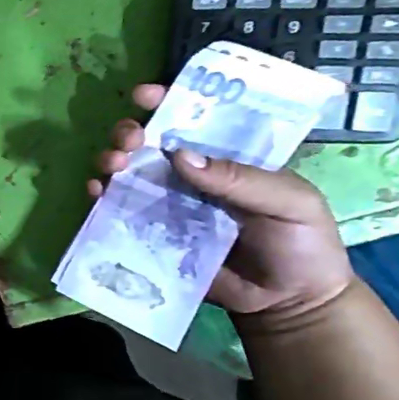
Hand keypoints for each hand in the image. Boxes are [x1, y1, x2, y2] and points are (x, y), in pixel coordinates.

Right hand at [91, 84, 353, 327]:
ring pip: (130, 172)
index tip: (144, 95)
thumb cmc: (301, 243)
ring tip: (112, 165)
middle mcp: (192, 174)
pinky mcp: (156, 236)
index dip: (167, 100)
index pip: (194, 117)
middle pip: (151, 141)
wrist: (291, 304)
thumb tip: (179, 156)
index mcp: (227, 154)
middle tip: (130, 140)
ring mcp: (171, 204)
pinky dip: (103, 198)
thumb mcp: (290, 202)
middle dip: (131, 131)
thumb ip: (241, 179)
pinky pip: (124, 212)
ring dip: (113, 160)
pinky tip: (97, 193)